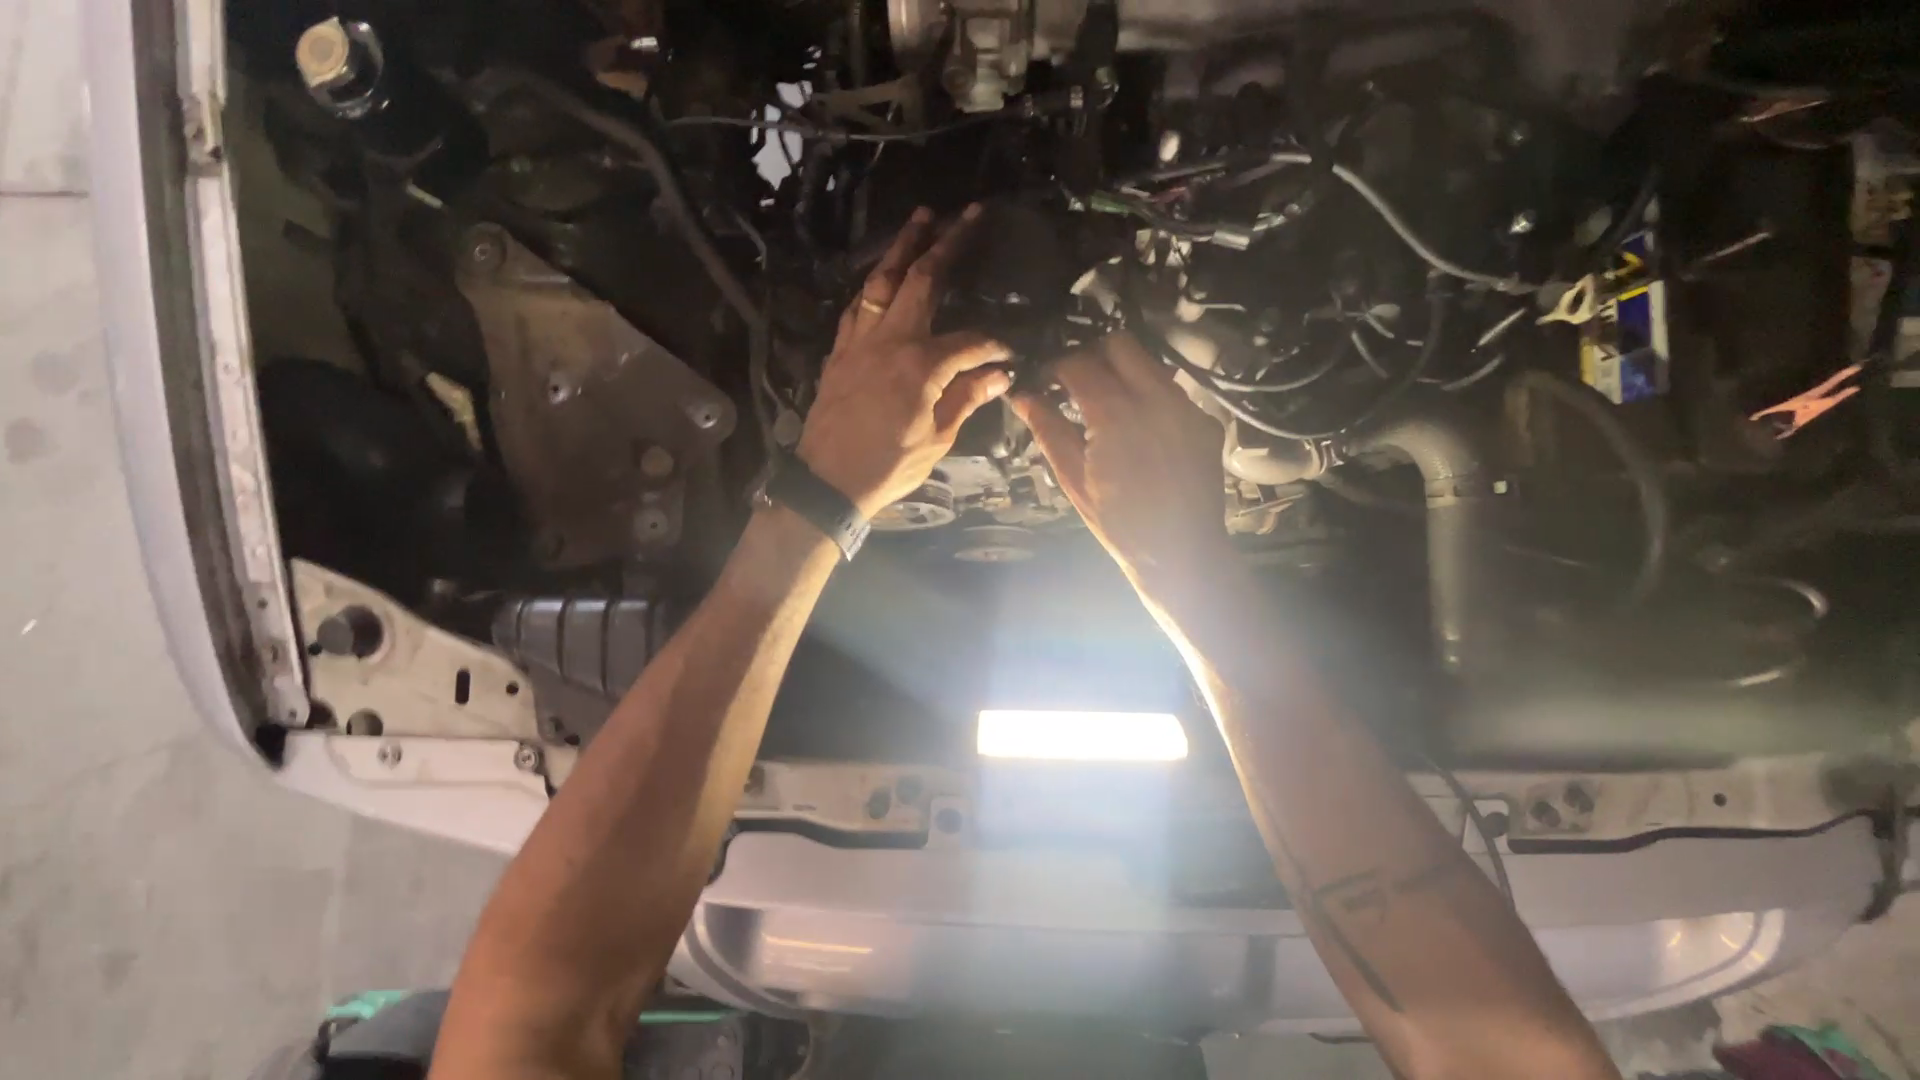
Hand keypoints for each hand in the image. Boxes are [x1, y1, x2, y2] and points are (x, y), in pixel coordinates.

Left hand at [796, 204, 1012, 517]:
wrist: (827, 482)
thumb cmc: (888, 466)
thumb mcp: (938, 438)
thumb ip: (968, 398)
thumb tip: (1000, 373)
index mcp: (922, 364)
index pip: (970, 339)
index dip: (995, 343)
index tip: (1010, 353)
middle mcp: (890, 340)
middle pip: (922, 279)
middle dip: (948, 242)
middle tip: (968, 213)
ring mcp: (859, 341)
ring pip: (882, 280)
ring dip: (903, 246)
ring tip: (922, 217)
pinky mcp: (840, 351)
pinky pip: (858, 306)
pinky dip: (874, 284)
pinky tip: (883, 276)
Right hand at [1011, 333, 1231, 585]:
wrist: (1180, 552)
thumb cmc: (1118, 522)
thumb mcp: (1073, 479)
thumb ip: (1048, 429)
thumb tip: (1022, 396)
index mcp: (1116, 413)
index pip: (1078, 363)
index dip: (1055, 366)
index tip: (1045, 380)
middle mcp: (1156, 397)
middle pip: (1119, 344)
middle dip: (1092, 355)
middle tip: (1076, 382)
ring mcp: (1186, 407)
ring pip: (1150, 363)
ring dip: (1123, 372)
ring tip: (1107, 402)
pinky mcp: (1206, 421)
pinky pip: (1173, 391)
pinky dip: (1151, 397)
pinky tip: (1140, 426)